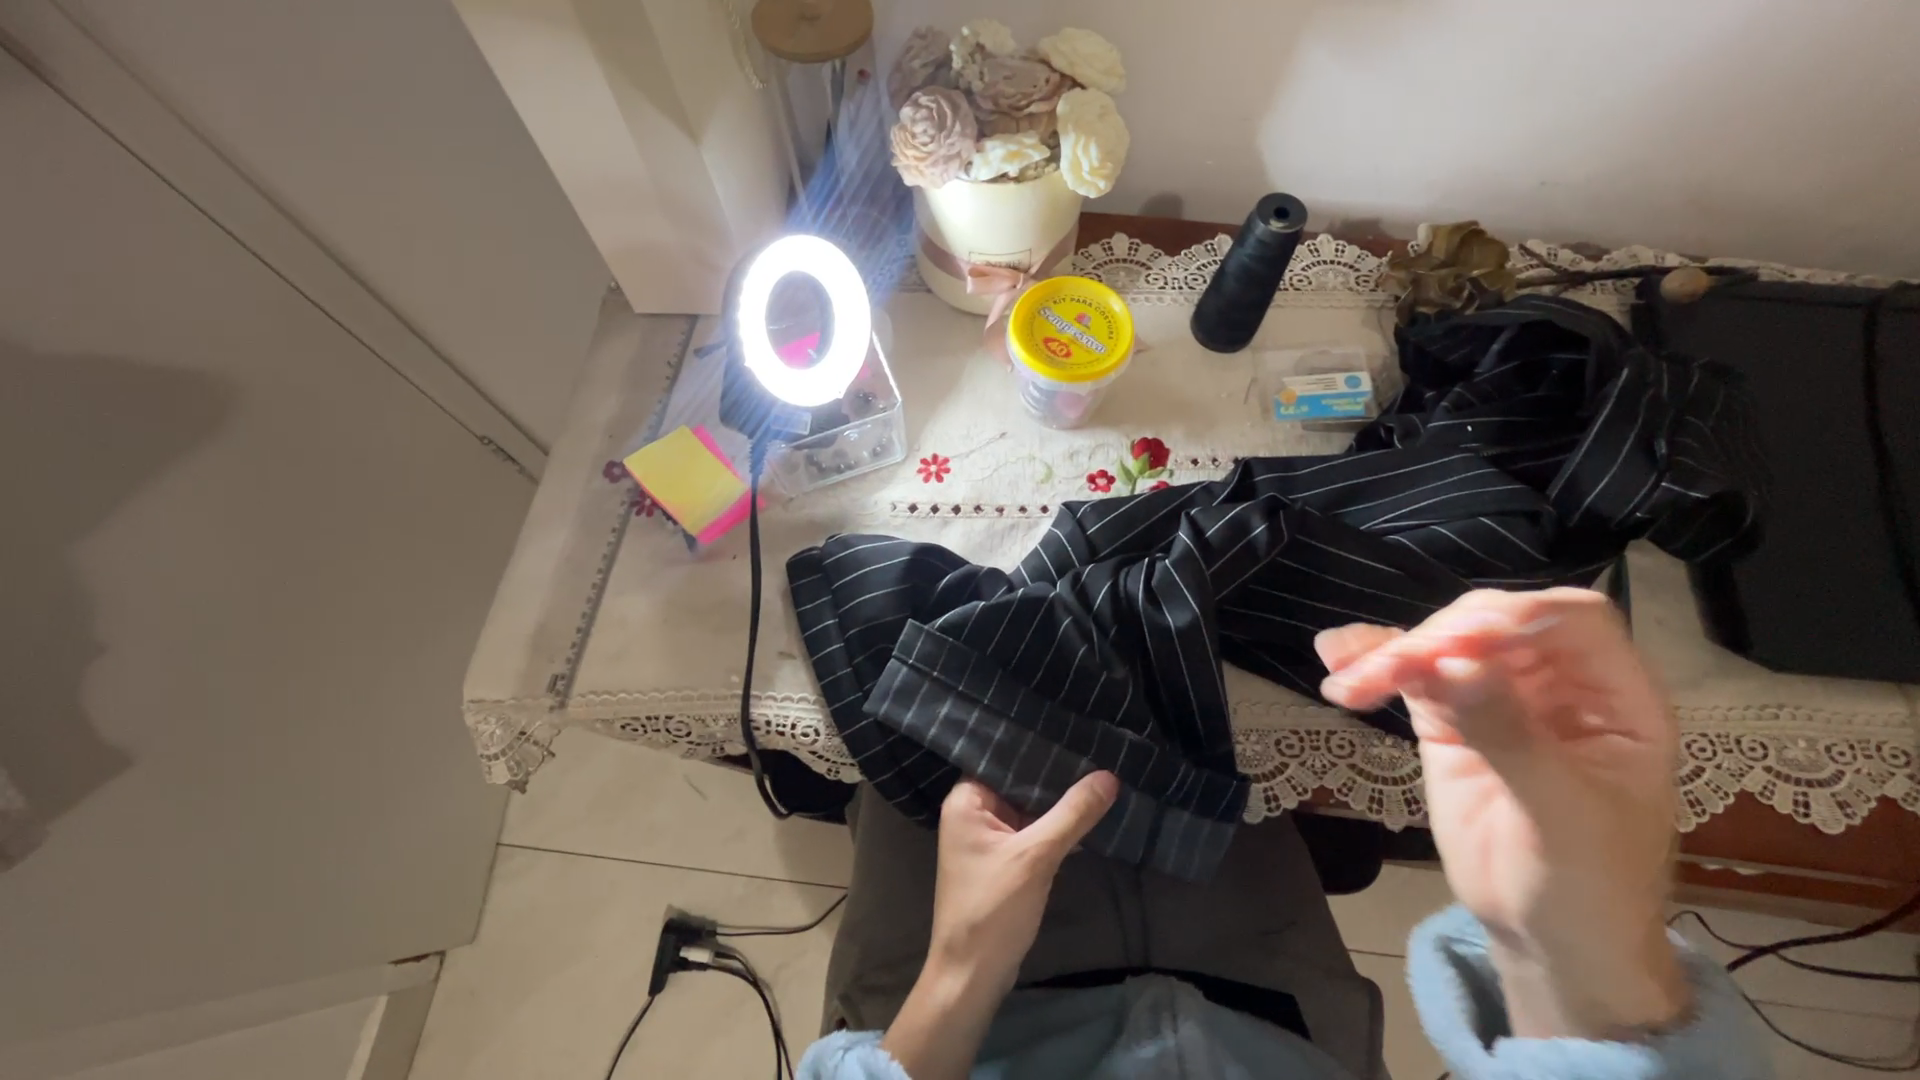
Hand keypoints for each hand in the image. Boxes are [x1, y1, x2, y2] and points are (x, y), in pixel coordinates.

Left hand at [882, 772, 1117, 1079]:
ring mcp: (986, 839)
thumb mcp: (1037, 856)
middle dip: (1055, 775)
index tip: (1076, 731)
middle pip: (1018, 782)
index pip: (1004, 757)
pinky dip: (1055, 827)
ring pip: (1028, 808)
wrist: (972, 975)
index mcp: (966, 800)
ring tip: (1102, 777)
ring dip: (1058, 803)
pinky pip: (1031, 831)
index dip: (1039, 746)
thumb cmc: (993, 908)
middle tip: (1098, 751)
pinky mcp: (1001, 861)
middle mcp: (971, 812)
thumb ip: (1072, 814)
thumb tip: (1109, 775)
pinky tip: (1089, 817)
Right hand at [1316, 588, 1687, 1037]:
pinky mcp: (1446, 721)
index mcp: (1613, 698)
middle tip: (1388, 672)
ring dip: (1388, 654)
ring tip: (1344, 683)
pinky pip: (1408, 678)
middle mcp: (1554, 686)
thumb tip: (1449, 662)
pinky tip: (1335, 657)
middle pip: (1489, 624)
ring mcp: (1494, 699)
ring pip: (1439, 647)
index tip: (1454, 643)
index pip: (1568, 620)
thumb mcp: (1558, 812)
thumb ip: (1506, 731)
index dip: (1513, 616)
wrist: (1545, 938)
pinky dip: (1372, 665)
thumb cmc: (1585, 884)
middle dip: (1434, 639)